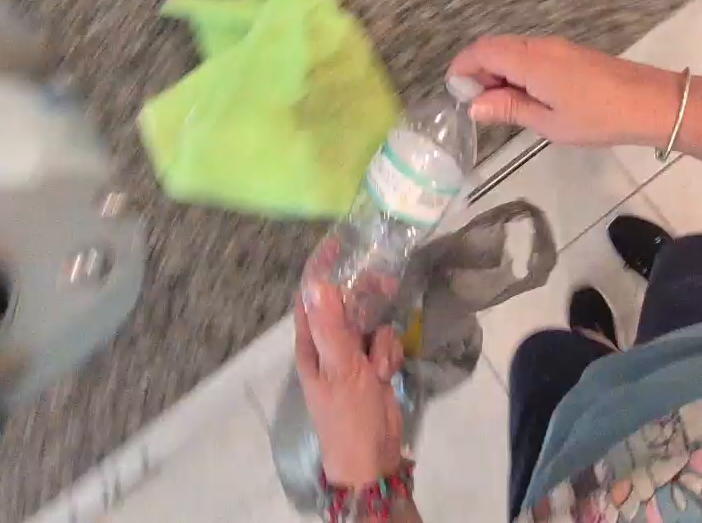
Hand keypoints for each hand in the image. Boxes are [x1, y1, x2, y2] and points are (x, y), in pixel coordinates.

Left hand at [295, 283, 405, 488]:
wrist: (372, 458)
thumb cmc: (347, 414)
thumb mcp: (340, 368)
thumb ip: (331, 326)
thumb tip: (317, 283)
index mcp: (311, 342)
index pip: (312, 294)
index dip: (322, 268)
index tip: (338, 242)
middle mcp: (329, 342)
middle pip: (347, 301)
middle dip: (365, 296)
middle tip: (386, 285)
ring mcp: (353, 353)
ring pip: (370, 319)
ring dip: (380, 335)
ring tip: (381, 362)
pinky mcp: (374, 363)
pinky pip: (385, 340)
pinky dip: (390, 351)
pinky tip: (388, 372)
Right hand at [447, 35, 682, 148]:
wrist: (650, 102)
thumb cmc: (597, 117)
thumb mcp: (548, 122)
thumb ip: (509, 109)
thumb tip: (474, 106)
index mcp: (529, 60)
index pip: (482, 51)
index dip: (462, 68)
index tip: (455, 93)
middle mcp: (538, 45)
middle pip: (494, 47)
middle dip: (477, 71)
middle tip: (477, 105)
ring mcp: (555, 46)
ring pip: (512, 50)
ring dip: (497, 71)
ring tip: (500, 105)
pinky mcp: (567, 53)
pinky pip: (529, 54)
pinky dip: (516, 70)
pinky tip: (525, 96)